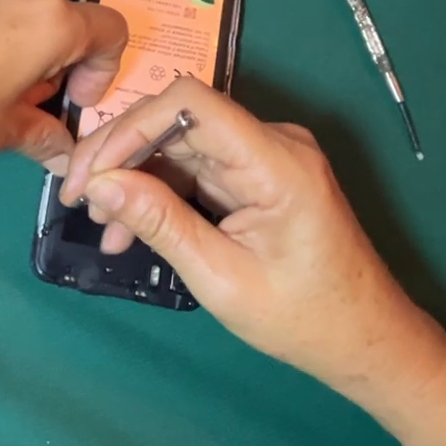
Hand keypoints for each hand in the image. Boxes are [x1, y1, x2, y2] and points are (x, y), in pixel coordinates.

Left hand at [0, 0, 126, 182]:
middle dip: (51, 61)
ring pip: (9, 9)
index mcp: (50, 20)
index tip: (70, 101)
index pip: (109, 29)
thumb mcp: (0, 134)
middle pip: (56, 18)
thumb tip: (63, 154)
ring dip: (10, 44)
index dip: (101, 69)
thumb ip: (44, 137)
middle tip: (20, 103)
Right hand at [57, 77, 445, 402]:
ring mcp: (262, 156)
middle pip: (174, 122)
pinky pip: (192, 168)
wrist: (366, 341)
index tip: (93, 175)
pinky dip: (157, 194)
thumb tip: (99, 184)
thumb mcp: (220, 278)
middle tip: (79, 200)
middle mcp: (270, 143)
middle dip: (119, 157)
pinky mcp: (254, 173)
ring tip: (103, 226)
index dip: (130, 127)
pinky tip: (130, 229)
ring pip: (176, 145)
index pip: (188, 103)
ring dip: (133, 180)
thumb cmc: (303, 319)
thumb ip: (159, 223)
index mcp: (275, 162)